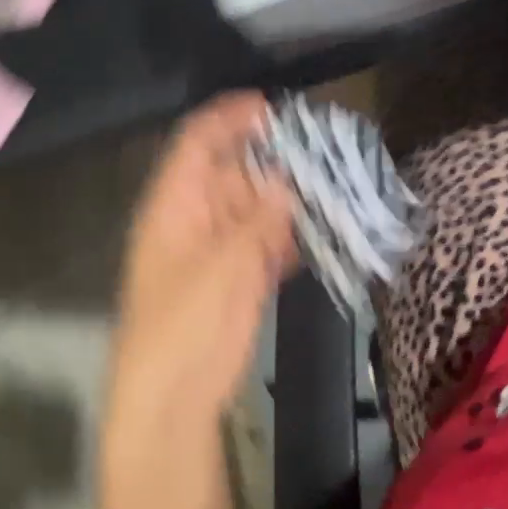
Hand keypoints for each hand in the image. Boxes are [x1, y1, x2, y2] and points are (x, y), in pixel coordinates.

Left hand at [110, 92, 297, 420]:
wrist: (171, 402)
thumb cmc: (182, 326)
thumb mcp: (222, 266)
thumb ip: (259, 221)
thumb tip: (289, 180)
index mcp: (176, 204)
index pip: (198, 141)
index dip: (230, 117)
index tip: (273, 106)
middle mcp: (198, 216)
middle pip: (236, 169)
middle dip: (275, 155)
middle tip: (323, 143)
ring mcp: (221, 247)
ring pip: (259, 205)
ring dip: (291, 193)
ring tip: (336, 177)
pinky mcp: (241, 277)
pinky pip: (271, 241)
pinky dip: (295, 233)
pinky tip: (328, 226)